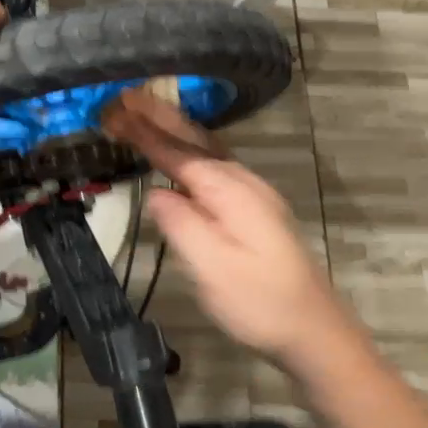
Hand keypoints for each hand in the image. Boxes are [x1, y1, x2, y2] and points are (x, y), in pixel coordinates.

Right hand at [103, 90, 342, 365]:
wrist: (315, 330)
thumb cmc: (259, 301)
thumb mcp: (211, 267)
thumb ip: (180, 224)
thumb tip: (155, 193)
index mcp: (227, 189)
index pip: (175, 151)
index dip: (142, 130)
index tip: (112, 110)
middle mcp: (241, 180)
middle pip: (193, 139)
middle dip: (157, 116)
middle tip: (122, 97)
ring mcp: (251, 192)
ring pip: (204, 148)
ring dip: (172, 128)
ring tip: (142, 111)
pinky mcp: (253, 208)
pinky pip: (211, 163)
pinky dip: (187, 148)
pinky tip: (179, 152)